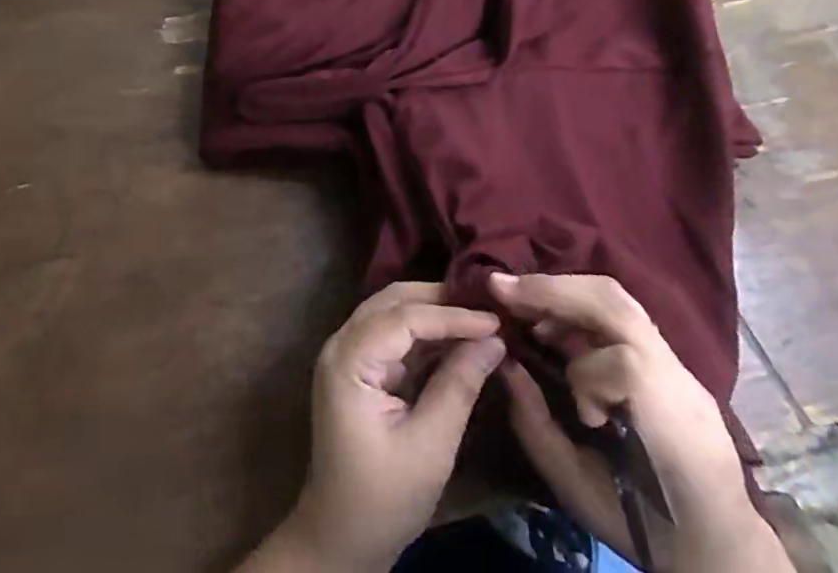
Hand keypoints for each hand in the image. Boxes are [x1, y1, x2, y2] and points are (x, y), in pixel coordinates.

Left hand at [243, 282, 504, 572]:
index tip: (497, 321)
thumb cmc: (383, 498)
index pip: (404, 317)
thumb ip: (459, 385)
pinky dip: (427, 334)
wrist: (340, 538)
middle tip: (489, 307)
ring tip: (481, 317)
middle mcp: (341, 346)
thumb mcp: (430, 445)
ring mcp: (348, 356)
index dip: (452, 315)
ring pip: (393, 313)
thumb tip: (495, 340)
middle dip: (441, 300)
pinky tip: (459, 338)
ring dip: (435, 313)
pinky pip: (394, 336)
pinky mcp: (360, 370)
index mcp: (349, 361)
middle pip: (393, 302)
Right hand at [491, 273, 793, 572]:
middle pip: (617, 304)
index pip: (625, 365)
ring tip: (522, 306)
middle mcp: (677, 378)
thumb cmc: (643, 527)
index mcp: (666, 421)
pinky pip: (619, 315)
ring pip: (618, 299)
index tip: (524, 350)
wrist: (714, 540)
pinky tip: (552, 327)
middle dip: (552, 289)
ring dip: (563, 293)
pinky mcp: (668, 358)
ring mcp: (677, 364)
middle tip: (502, 288)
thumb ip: (536, 423)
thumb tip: (504, 365)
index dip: (576, 366)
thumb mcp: (575, 486)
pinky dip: (577, 306)